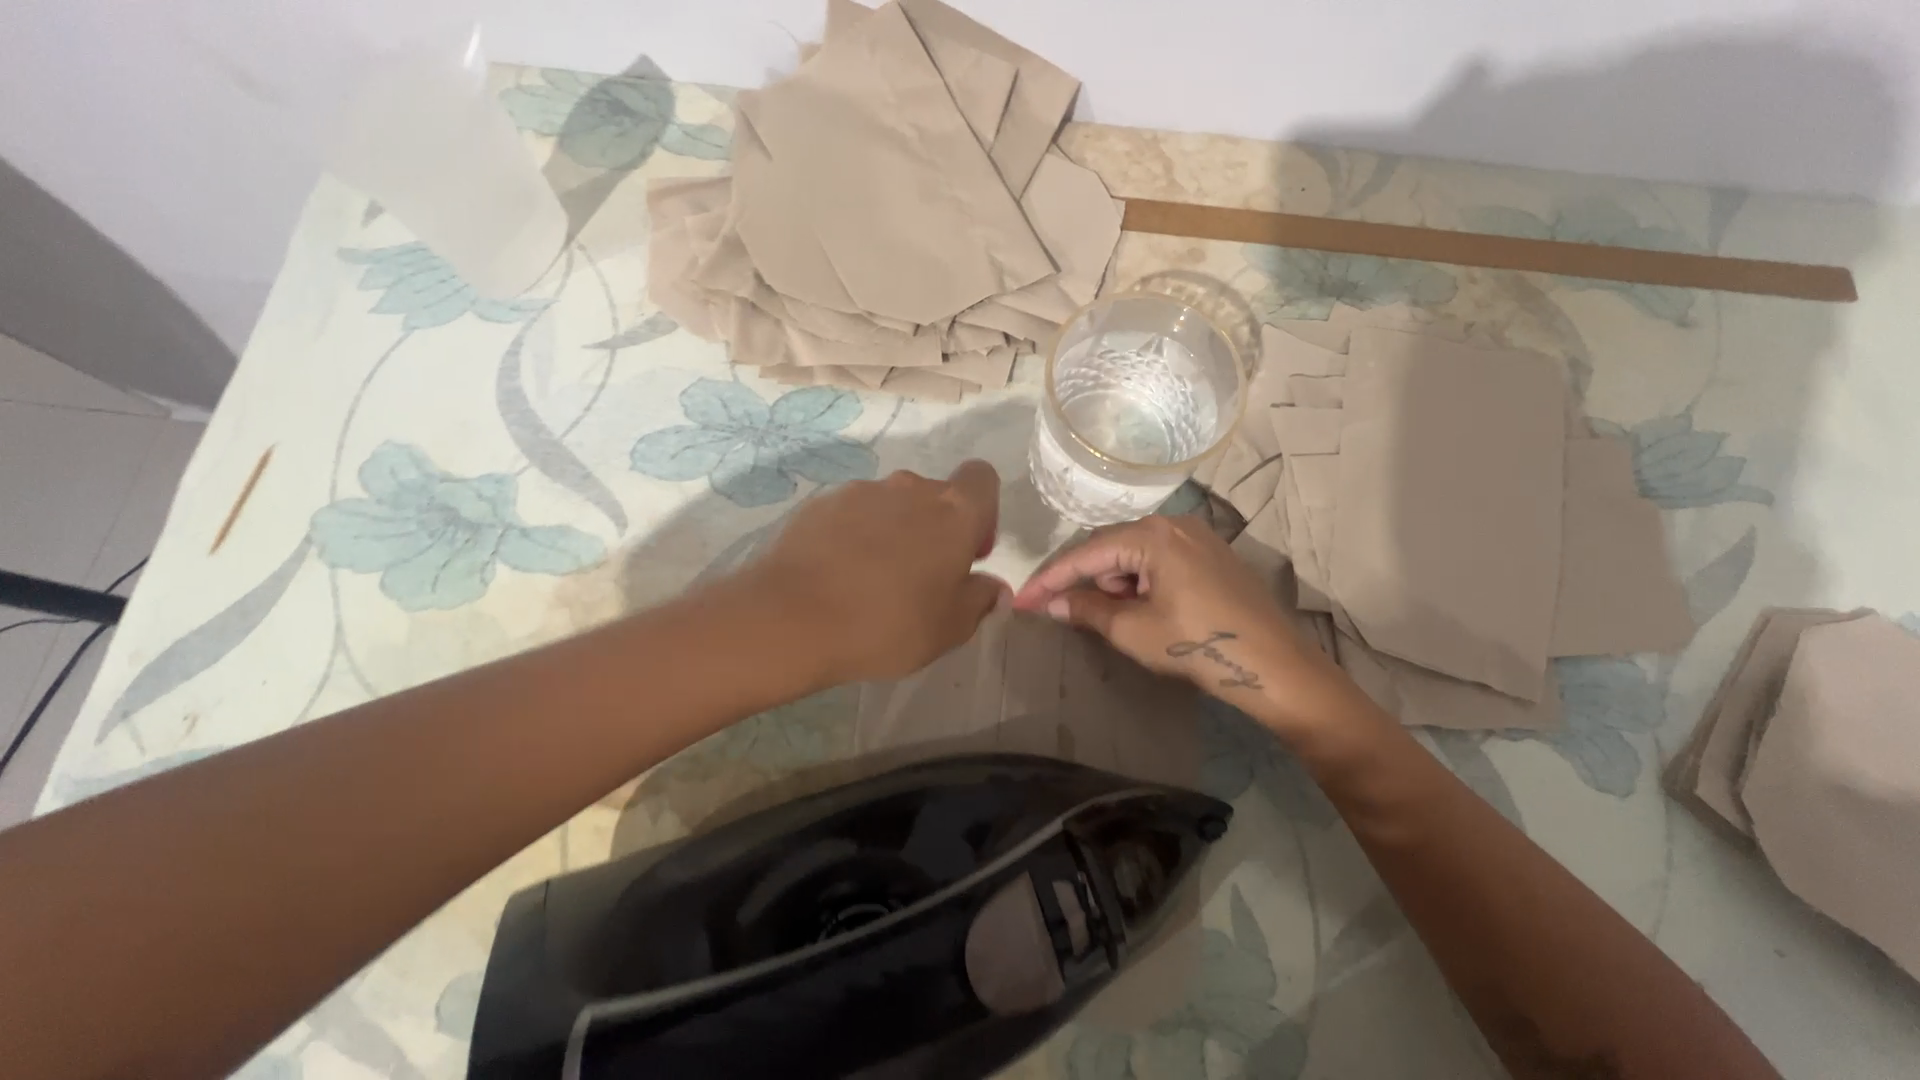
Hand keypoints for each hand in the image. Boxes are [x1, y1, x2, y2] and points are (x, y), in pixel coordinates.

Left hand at [741, 461, 1006, 684]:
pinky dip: (852, 538)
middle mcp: (910, 488)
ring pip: (890, 506)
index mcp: (953, 511)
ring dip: (892, 532)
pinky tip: (837, 578)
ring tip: (871, 582)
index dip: (982, 513)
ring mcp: (859, 492)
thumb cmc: (887, 624)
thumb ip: (979, 601)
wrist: (791, 618)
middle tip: (920, 578)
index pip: (982, 479)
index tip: (967, 554)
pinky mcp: (818, 504)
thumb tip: (991, 587)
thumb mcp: (949, 629)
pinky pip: (850, 516)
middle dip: (934, 529)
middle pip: (934, 496)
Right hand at [1012, 515, 1328, 712]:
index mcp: (1153, 535)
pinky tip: (1147, 611)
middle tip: (1066, 614)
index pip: (1086, 553)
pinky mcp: (1212, 556)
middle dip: (1086, 581)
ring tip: (1123, 621)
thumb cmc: (1198, 644)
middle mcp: (1175, 524)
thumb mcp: (1133, 630)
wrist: (1274, 665)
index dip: (1049, 579)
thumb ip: (1086, 610)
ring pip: (1136, 555)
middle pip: (1110, 548)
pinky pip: (1160, 561)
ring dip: (1117, 585)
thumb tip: (1050, 603)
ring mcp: (1198, 538)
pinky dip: (1142, 583)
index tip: (1021, 600)